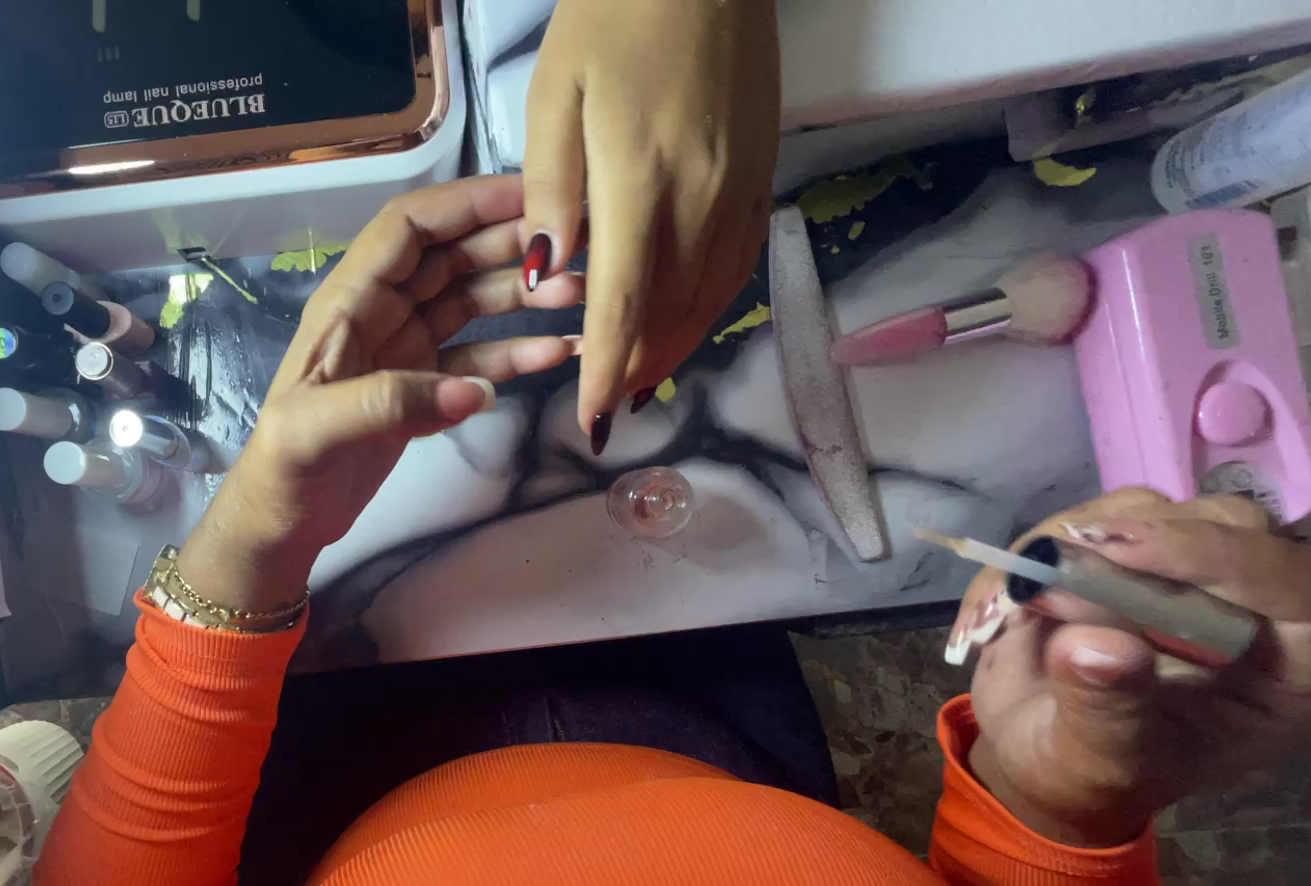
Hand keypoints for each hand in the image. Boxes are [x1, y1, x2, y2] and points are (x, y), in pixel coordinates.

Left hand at [177, 176, 585, 612]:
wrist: (286, 519)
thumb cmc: (285, 468)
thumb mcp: (316, 429)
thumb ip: (389, 402)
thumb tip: (477, 391)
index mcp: (348, 303)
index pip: (409, 228)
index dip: (467, 203)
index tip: (533, 197)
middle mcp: (380, 315)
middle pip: (451, 258)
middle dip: (510, 246)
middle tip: (576, 250)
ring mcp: (404, 352)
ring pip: (470, 304)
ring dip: (522, 297)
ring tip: (578, 299)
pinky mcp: (422, 390)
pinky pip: (475, 360)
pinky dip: (513, 355)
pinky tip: (555, 354)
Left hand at [522, 0, 779, 447]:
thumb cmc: (611, 21)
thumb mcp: (553, 101)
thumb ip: (551, 196)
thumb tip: (549, 279)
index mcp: (639, 186)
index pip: (622, 308)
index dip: (607, 373)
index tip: (591, 421)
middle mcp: (701, 202)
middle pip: (669, 318)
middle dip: (637, 375)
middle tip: (610, 415)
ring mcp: (739, 192)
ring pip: (707, 303)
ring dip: (673, 354)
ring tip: (642, 389)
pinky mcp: (761, 180)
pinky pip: (735, 269)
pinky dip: (707, 314)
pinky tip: (683, 332)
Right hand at [953, 489, 1310, 846]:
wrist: (1033, 752)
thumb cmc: (1082, 768)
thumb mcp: (1097, 756)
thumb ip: (1105, 705)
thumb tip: (1097, 644)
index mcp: (1280, 670)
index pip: (1293, 585)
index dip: (1217, 555)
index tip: (1119, 549)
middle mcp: (1240, 612)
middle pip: (1231, 525)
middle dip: (1150, 532)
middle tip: (1068, 555)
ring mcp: (1171, 580)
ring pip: (1149, 510)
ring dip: (1074, 538)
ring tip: (1016, 596)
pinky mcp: (1109, 565)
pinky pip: (1080, 525)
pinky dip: (1030, 552)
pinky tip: (996, 600)